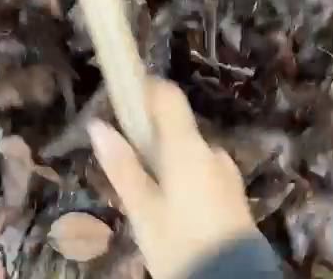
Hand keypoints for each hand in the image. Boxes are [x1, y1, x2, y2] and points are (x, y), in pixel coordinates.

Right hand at [88, 79, 260, 278]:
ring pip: (190, 153)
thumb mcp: (143, 210)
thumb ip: (121, 165)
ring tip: (149, 195)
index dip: (146, 90)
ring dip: (169, 162)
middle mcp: (211, 150)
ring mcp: (227, 173)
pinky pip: (204, 174)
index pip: (168, 94)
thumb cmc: (180, 243)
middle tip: (128, 164)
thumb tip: (96, 124)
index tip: (124, 100)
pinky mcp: (235, 197)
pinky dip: (186, 180)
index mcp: (187, 145)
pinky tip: (173, 209)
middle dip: (152, 138)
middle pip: (177, 127)